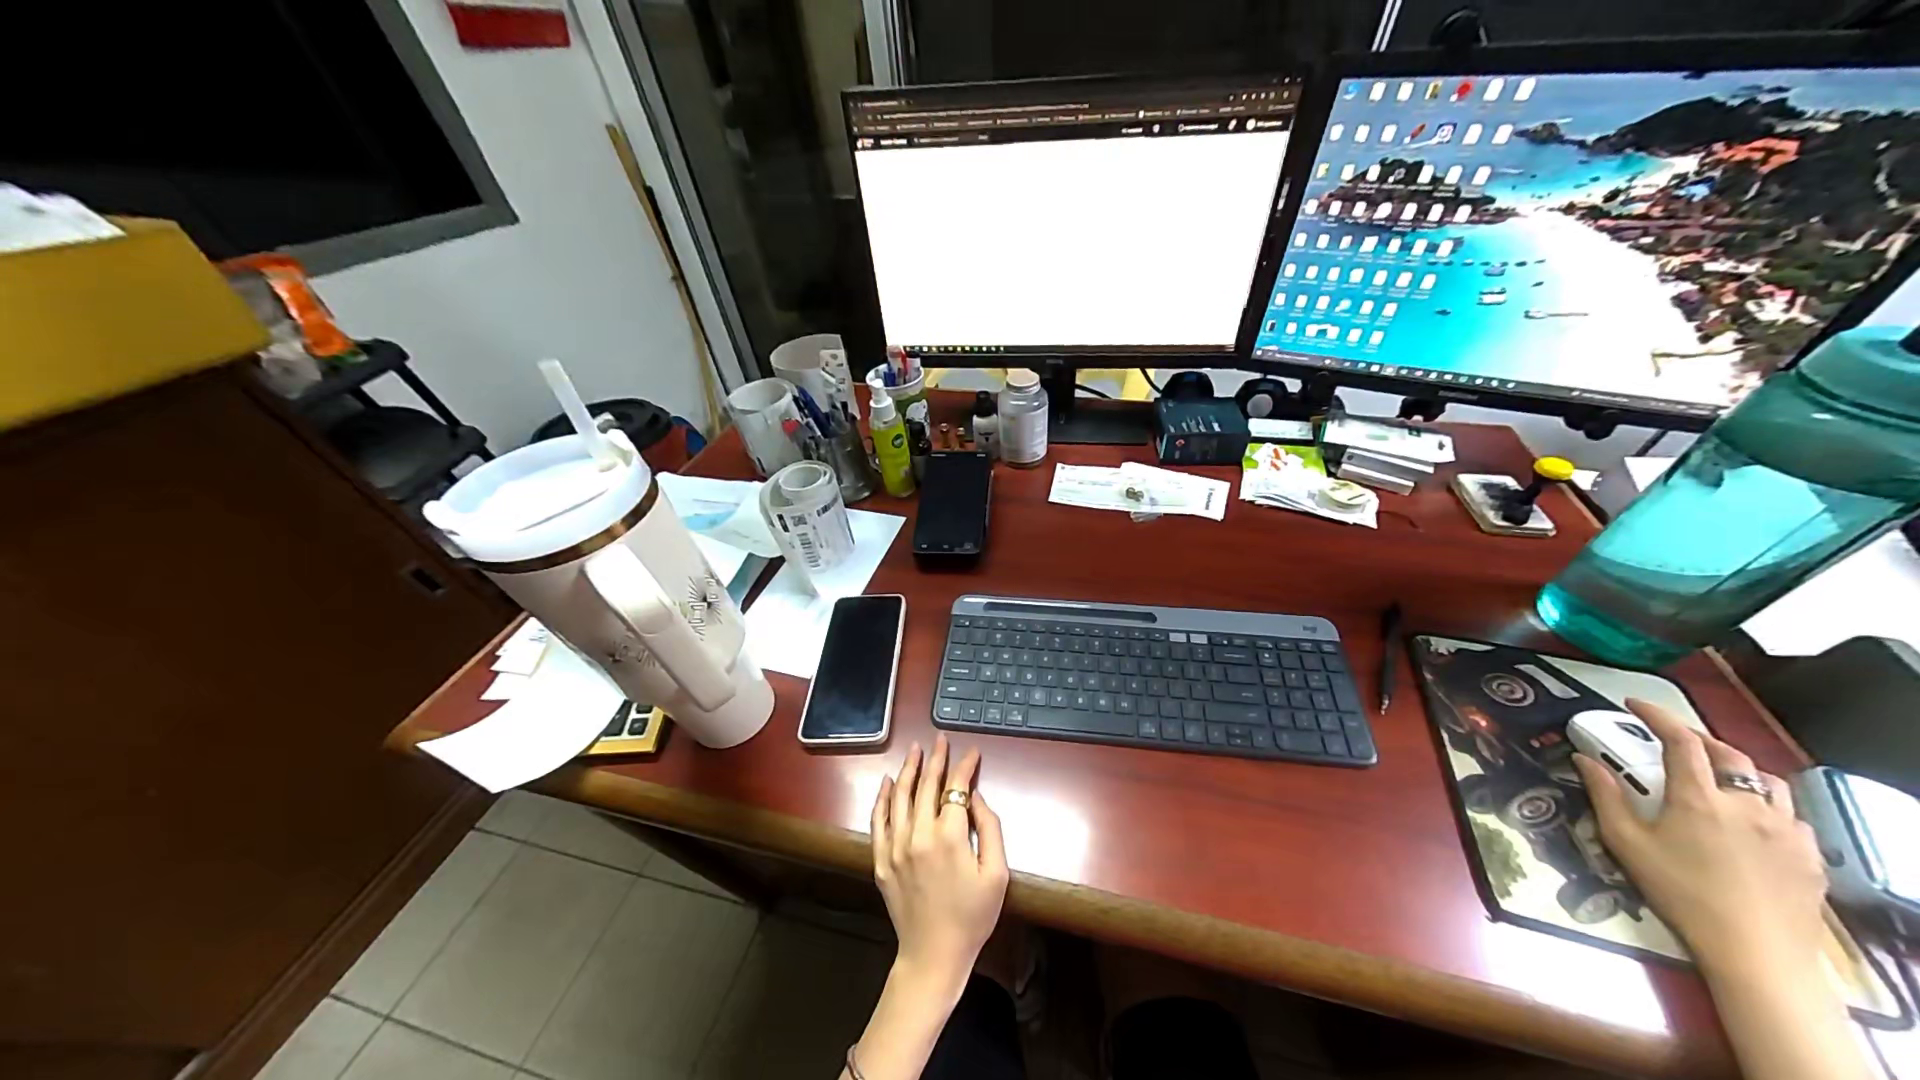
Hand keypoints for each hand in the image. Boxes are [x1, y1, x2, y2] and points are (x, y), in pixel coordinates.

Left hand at [870, 734, 1008, 995]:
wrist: (934, 954)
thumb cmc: (972, 916)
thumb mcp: (997, 873)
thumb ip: (990, 828)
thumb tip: (975, 796)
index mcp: (949, 836)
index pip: (956, 788)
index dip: (964, 766)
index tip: (972, 752)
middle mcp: (918, 834)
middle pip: (926, 785)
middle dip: (936, 759)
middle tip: (940, 740)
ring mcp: (895, 846)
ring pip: (900, 796)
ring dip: (909, 770)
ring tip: (915, 750)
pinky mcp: (881, 859)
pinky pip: (879, 820)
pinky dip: (883, 797)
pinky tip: (888, 781)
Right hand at [1572, 699, 1827, 977]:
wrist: (1754, 950)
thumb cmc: (1679, 891)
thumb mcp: (1625, 843)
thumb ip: (1605, 796)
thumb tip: (1585, 759)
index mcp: (1698, 798)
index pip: (1680, 741)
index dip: (1657, 716)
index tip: (1634, 705)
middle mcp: (1746, 804)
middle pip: (1729, 754)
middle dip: (1698, 738)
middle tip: (1674, 738)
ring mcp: (1785, 829)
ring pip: (1768, 780)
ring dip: (1739, 768)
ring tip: (1718, 774)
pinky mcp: (1808, 854)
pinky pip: (1790, 814)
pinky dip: (1766, 802)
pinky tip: (1751, 818)